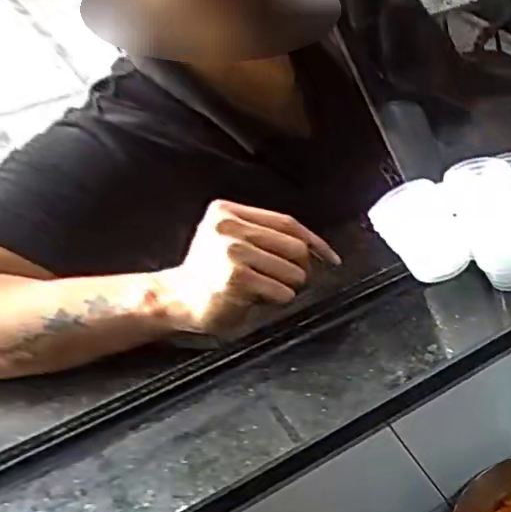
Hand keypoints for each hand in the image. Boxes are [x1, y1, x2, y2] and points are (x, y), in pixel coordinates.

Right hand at [157, 200, 339, 334]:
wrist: (178, 300)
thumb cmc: (212, 276)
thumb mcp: (232, 241)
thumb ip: (264, 236)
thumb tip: (314, 249)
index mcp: (228, 211)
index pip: (288, 223)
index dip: (316, 242)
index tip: (332, 259)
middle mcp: (229, 226)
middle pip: (296, 248)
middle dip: (298, 270)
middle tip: (278, 281)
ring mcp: (232, 250)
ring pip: (294, 271)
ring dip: (286, 287)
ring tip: (260, 288)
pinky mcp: (237, 277)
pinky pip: (283, 291)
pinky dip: (277, 300)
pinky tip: (255, 298)